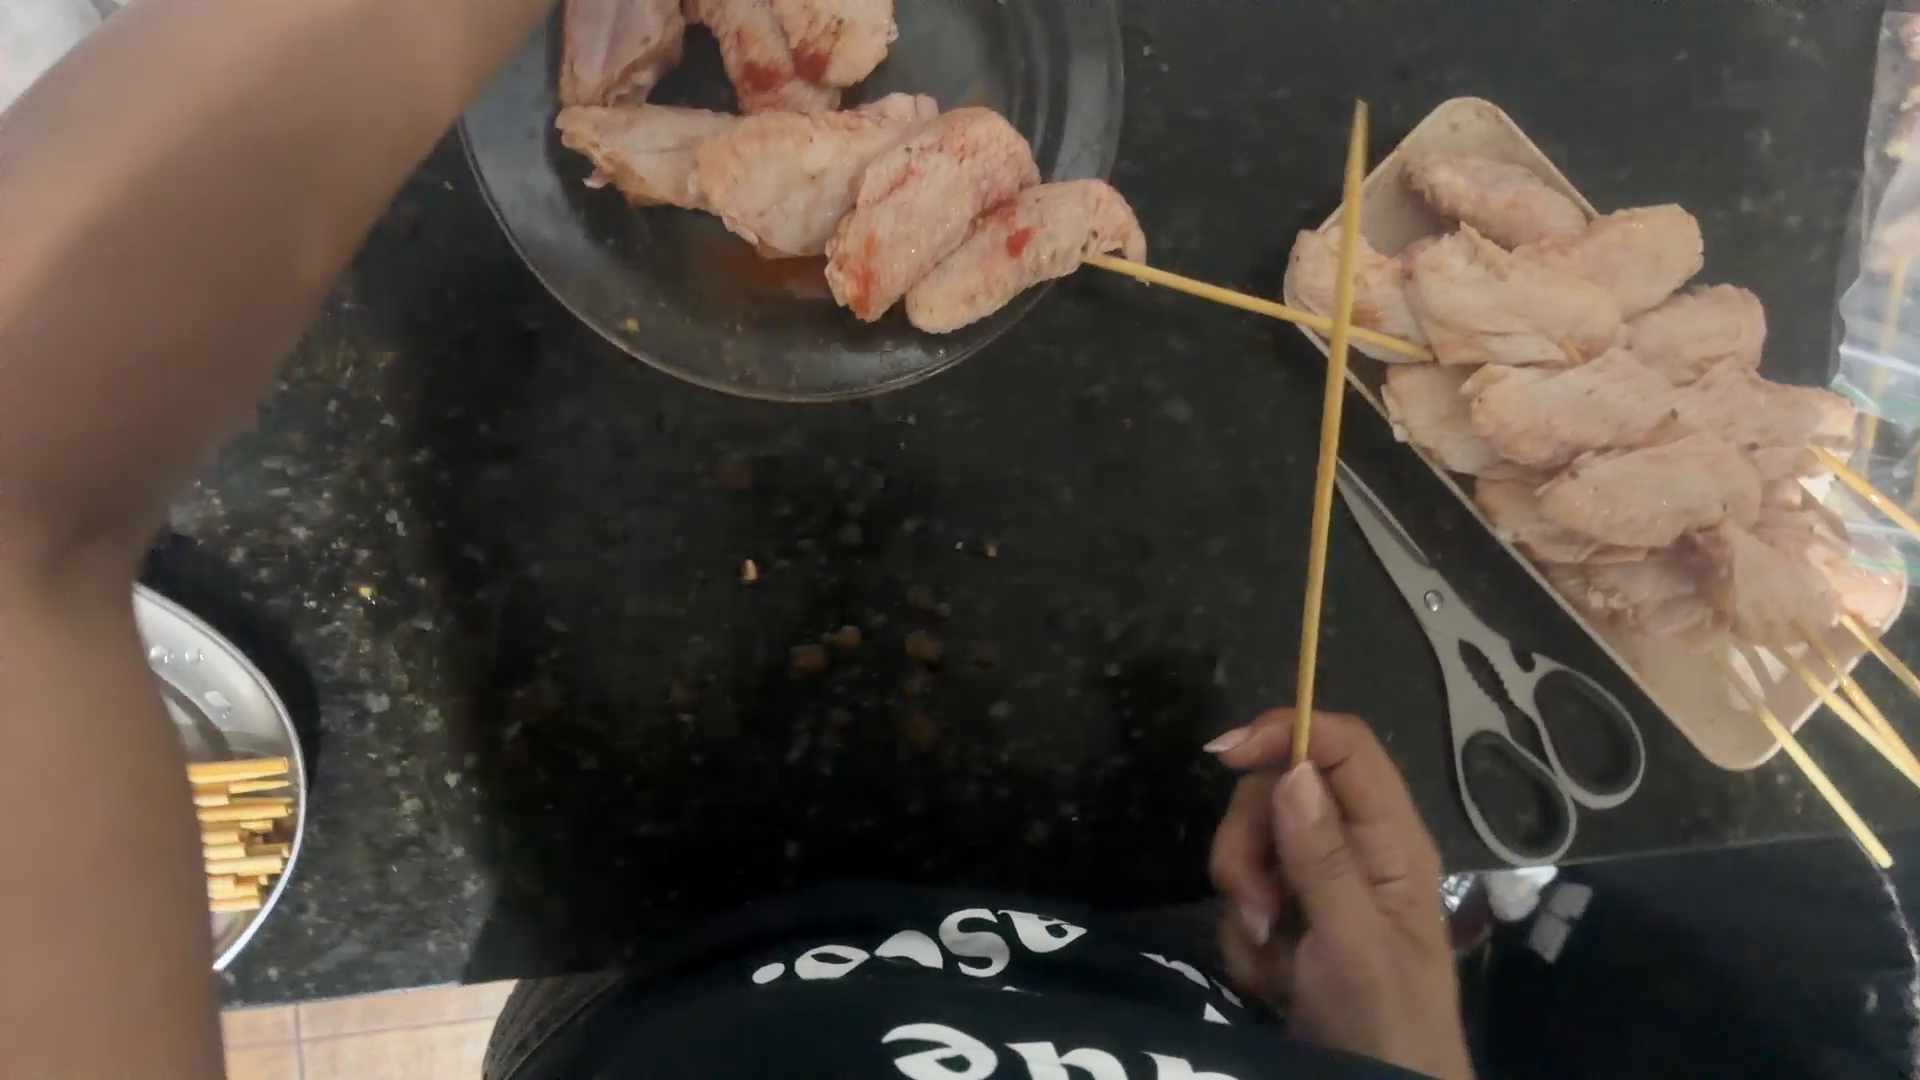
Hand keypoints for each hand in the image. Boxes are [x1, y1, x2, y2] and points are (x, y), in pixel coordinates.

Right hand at [1207, 709, 1471, 1079]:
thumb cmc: (1386, 1025)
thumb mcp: (1354, 945)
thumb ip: (1322, 857)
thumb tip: (1295, 770)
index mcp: (1389, 839)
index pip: (1342, 746)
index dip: (1286, 731)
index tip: (1226, 753)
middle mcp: (1351, 842)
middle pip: (1277, 788)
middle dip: (1248, 841)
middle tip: (1255, 903)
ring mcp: (1314, 872)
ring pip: (1248, 835)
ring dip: (1242, 892)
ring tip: (1267, 950)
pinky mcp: (1286, 902)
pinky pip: (1239, 883)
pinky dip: (1241, 926)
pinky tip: (1269, 971)